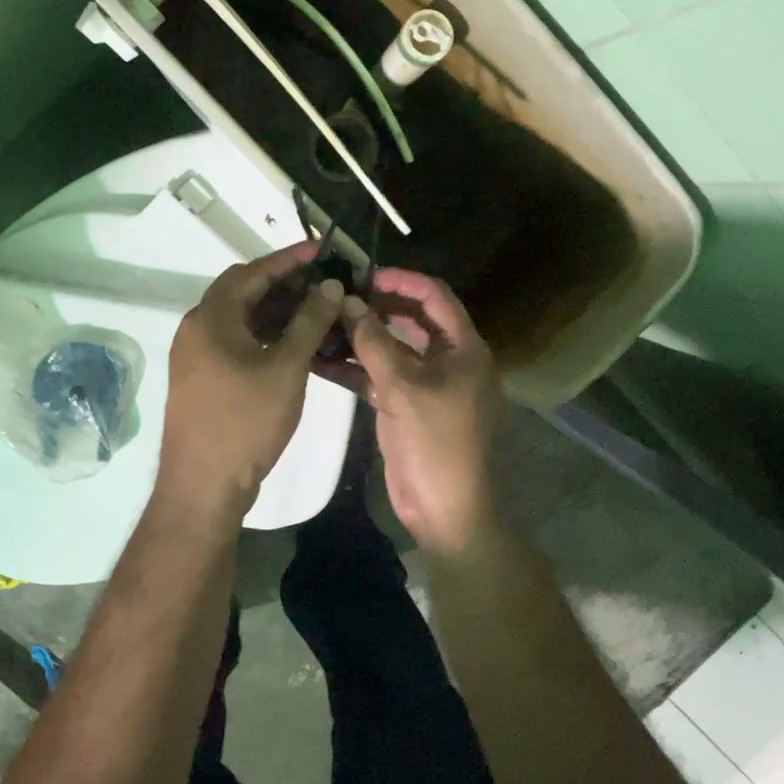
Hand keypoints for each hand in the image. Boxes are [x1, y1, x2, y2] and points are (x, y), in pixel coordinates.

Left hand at [159, 241, 345, 519]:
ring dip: (278, 314)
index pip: (252, 271)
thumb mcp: (286, 367)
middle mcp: (196, 328)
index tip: (323, 251)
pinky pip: (237, 344)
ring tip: (320, 314)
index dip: (290, 259)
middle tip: (325, 285)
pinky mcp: (203, 380)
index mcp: (211, 317)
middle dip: (286, 286)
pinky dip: (267, 338)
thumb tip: (330, 286)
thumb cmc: (246, 420)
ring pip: (242, 321)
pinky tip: (298, 347)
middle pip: (244, 293)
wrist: (204, 485)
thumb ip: (309, 321)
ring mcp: (196, 356)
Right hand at [342, 269, 505, 556]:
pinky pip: (379, 377)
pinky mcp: (406, 408)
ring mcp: (426, 386)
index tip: (363, 275)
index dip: (401, 281)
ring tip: (320, 322)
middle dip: (373, 308)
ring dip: (358, 338)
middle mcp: (447, 361)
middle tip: (334, 297)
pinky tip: (319, 359)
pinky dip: (354, 368)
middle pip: (410, 321)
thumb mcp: (404, 387)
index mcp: (464, 349)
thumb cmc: (436, 441)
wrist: (445, 508)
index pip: (435, 297)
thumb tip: (348, 302)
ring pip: (390, 349)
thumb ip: (374, 341)